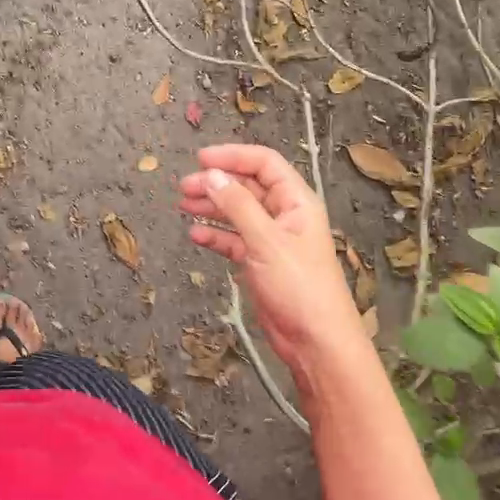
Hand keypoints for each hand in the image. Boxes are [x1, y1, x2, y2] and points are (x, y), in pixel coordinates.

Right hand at [177, 144, 360, 383]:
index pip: (264, 163)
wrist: (317, 344)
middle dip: (216, 183)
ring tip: (183, 205)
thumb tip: (210, 174)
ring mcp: (271, 239)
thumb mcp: (266, 241)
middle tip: (184, 187)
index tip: (201, 159)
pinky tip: (195, 235)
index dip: (233, 156)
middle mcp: (284, 215)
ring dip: (211, 206)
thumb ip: (237, 205)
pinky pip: (234, 239)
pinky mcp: (260, 263)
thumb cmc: (299, 286)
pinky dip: (215, 235)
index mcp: (296, 202)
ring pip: (237, 212)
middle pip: (247, 186)